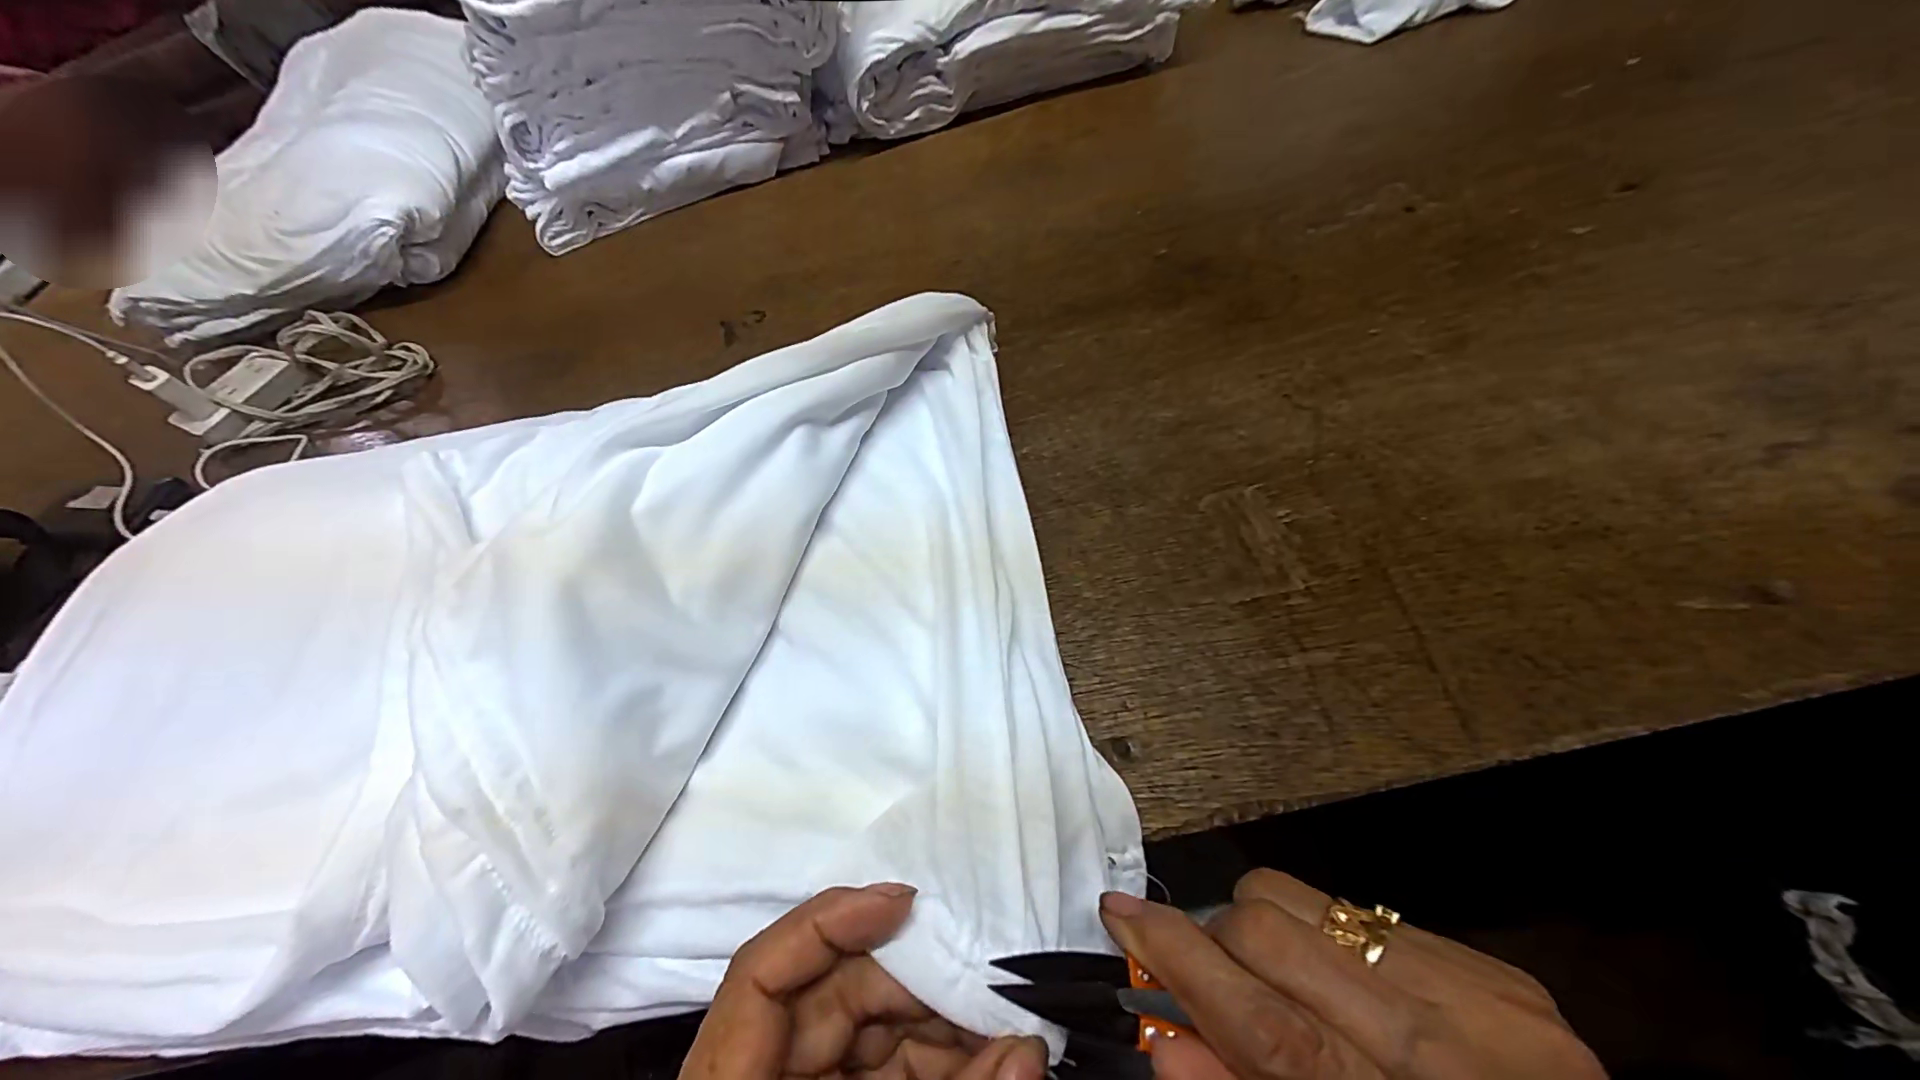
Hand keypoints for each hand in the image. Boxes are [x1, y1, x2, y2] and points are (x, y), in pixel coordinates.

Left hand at [682, 884, 1049, 1079]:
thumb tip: (1027, 1054)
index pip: (764, 975)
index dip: (828, 922)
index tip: (903, 901)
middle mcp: (762, 1078)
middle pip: (834, 995)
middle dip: (917, 982)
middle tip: (989, 981)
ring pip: (871, 1032)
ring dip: (942, 1025)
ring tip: (1005, 1026)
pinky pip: (888, 1071)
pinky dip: (941, 1064)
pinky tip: (991, 1062)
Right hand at [1098, 871, 1606, 1079]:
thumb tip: (1163, 1040)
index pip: (1264, 1022)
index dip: (1177, 959)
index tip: (1119, 915)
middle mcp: (1452, 1050)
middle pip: (1272, 933)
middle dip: (1214, 939)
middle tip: (1208, 970)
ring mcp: (1485, 1000)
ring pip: (1307, 899)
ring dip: (1264, 926)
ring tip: (1282, 977)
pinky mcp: (1501, 973)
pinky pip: (1361, 910)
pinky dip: (1325, 937)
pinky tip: (1350, 987)